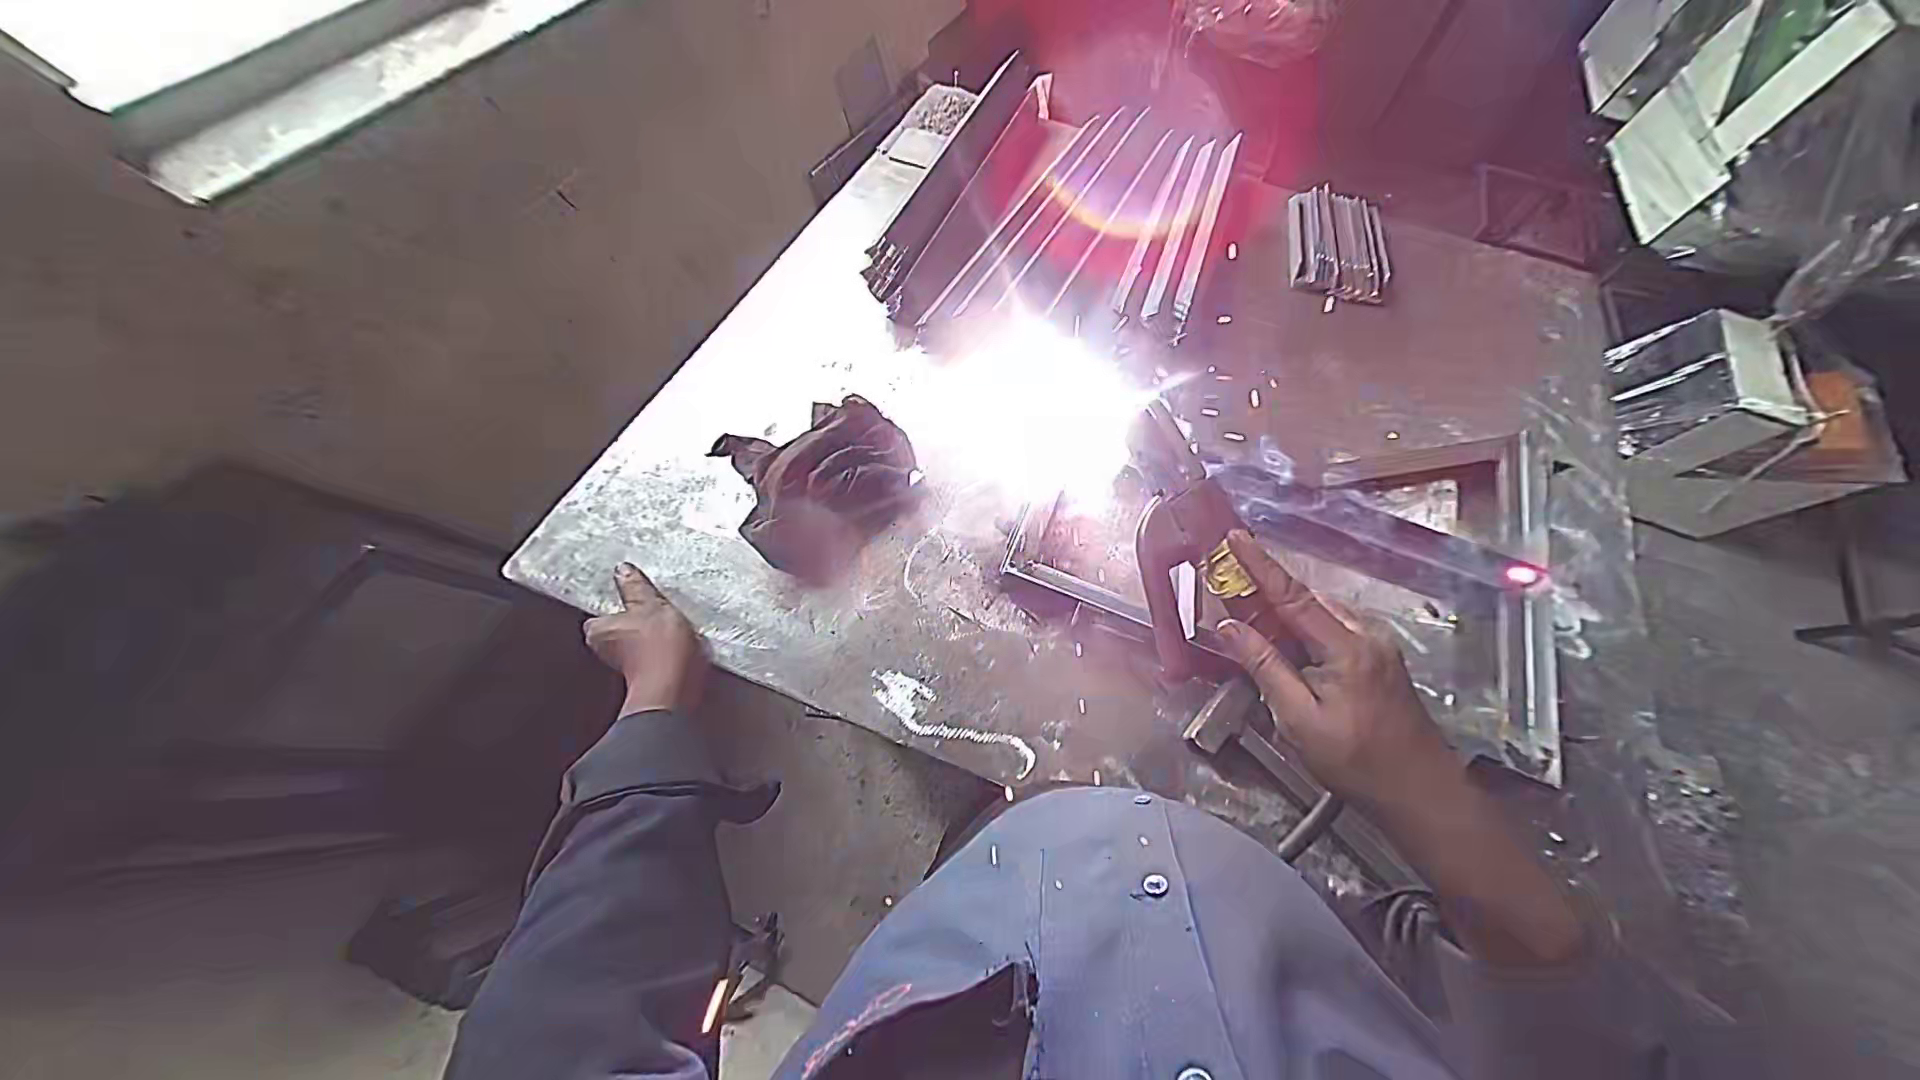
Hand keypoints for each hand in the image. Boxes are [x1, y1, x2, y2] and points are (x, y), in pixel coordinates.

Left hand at [583, 563, 707, 715]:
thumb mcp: (649, 605)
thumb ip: (635, 587)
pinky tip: (681, 641)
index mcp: (596, 631)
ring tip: (674, 624)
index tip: (637, 595)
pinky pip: (656, 653)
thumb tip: (624, 570)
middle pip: (622, 626)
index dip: (621, 604)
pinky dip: (666, 647)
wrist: (678, 685)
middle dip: (639, 619)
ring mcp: (628, 665)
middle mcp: (606, 651)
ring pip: (640, 640)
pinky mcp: (649, 674)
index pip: (601, 612)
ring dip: (655, 633)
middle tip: (659, 606)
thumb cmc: (657, 649)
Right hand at [1214, 530, 1455, 805]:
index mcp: (1348, 648)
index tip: (1234, 538)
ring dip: (1278, 606)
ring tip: (1241, 604)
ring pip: (1316, 612)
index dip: (1259, 565)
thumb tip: (1228, 628)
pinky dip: (1297, 623)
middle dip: (1263, 583)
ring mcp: (1375, 645)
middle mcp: (1365, 635)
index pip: (1292, 597)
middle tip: (1224, 574)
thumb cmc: (1357, 762)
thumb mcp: (1299, 719)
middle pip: (1304, 599)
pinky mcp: (1375, 657)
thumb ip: (1264, 667)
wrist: (1421, 792)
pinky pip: (1328, 627)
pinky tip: (1277, 634)